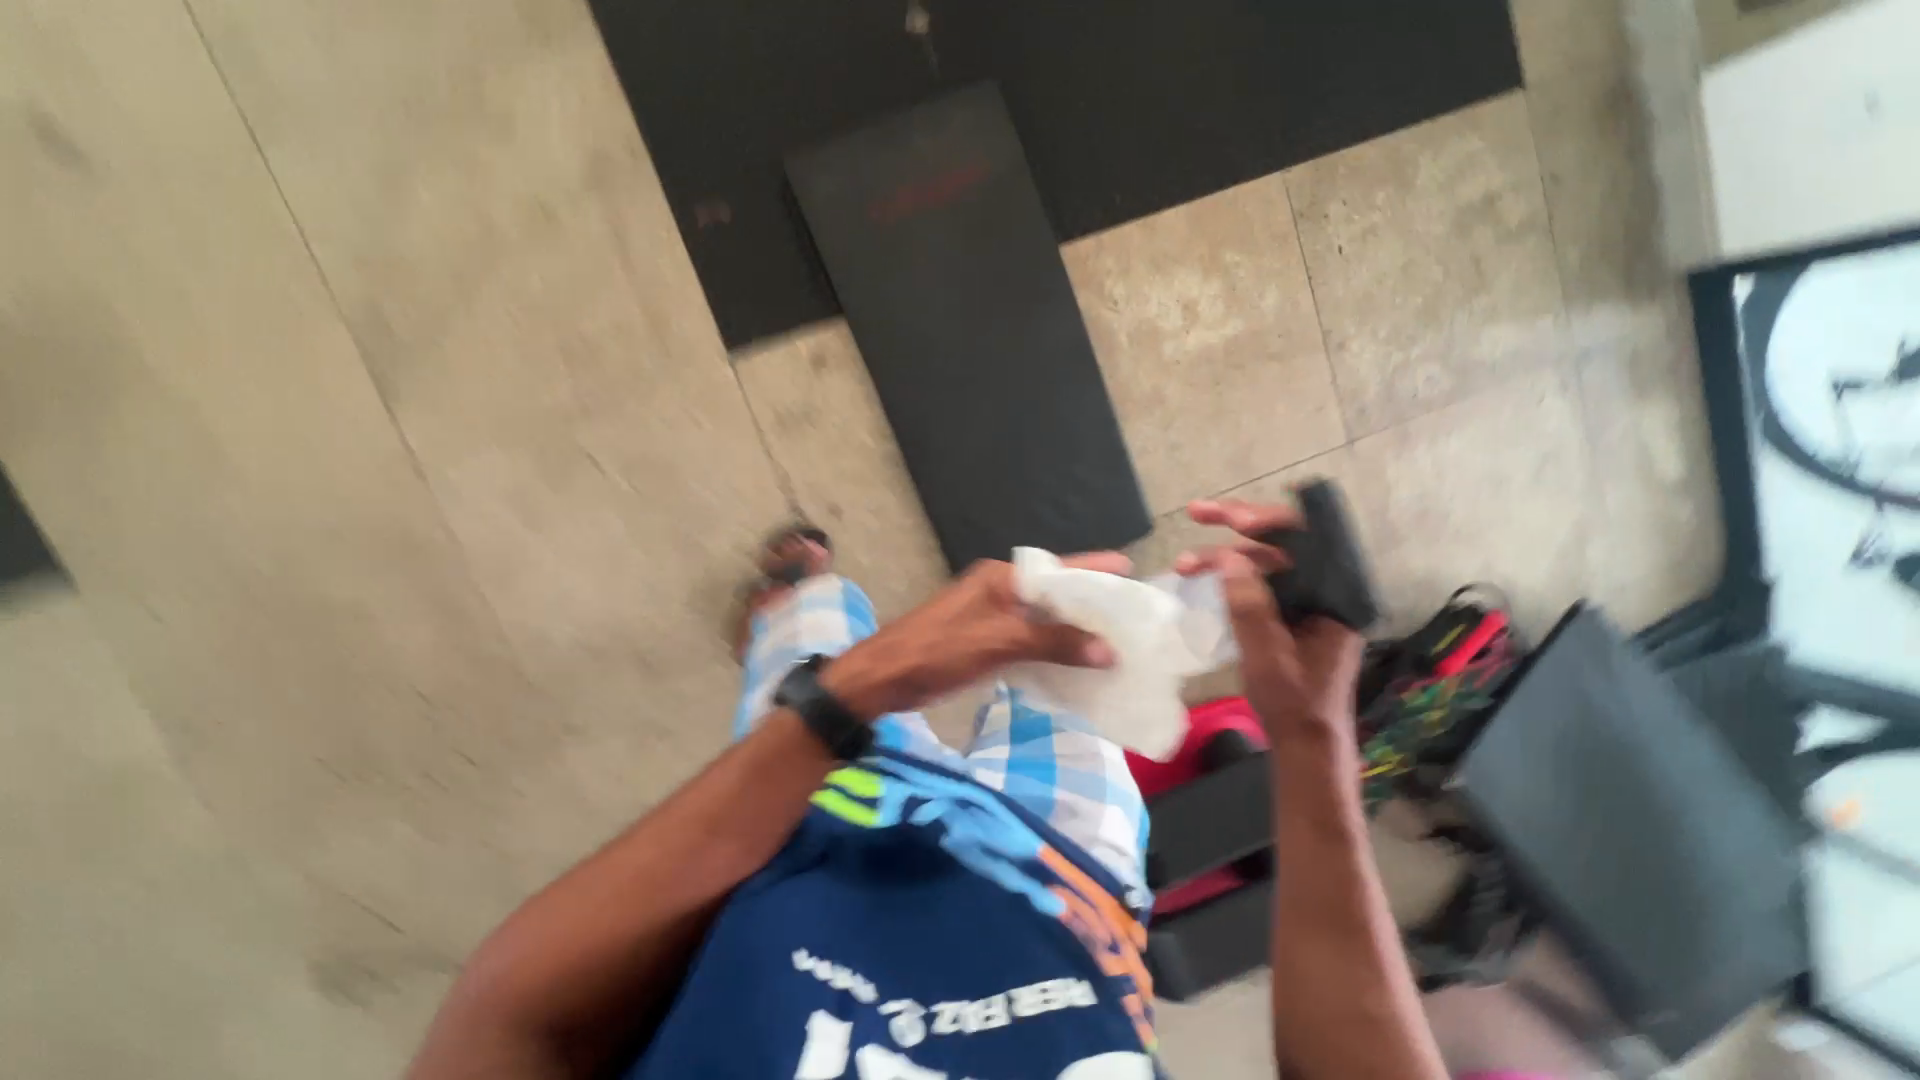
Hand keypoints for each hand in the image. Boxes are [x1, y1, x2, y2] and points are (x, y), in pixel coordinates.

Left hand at [820, 553, 1128, 720]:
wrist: (882, 678)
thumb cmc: (937, 650)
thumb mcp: (998, 642)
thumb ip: (1052, 642)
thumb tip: (1108, 649)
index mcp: (1001, 578)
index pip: (1058, 568)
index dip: (1094, 569)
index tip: (1131, 570)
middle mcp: (999, 591)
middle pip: (1054, 594)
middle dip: (1091, 606)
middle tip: (1133, 619)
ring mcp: (990, 617)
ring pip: (1043, 620)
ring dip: (1073, 632)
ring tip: (1115, 646)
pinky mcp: (984, 643)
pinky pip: (1029, 641)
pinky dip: (1052, 651)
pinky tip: (1075, 668)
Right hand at [1176, 498, 1362, 737]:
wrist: (1306, 748)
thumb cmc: (1294, 704)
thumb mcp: (1267, 654)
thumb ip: (1250, 604)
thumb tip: (1228, 557)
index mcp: (1336, 597)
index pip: (1307, 539)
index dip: (1267, 521)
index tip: (1228, 518)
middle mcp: (1326, 593)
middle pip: (1283, 544)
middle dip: (1237, 528)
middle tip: (1196, 512)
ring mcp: (1308, 606)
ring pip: (1268, 564)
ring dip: (1227, 557)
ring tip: (1184, 563)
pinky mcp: (1291, 620)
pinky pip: (1263, 586)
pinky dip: (1233, 578)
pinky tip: (1205, 577)